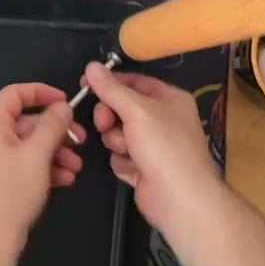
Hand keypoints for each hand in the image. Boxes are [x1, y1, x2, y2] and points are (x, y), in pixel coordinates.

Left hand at [0, 83, 86, 261]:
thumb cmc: (10, 192)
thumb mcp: (37, 154)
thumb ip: (52, 125)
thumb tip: (62, 106)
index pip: (15, 93)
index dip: (42, 92)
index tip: (67, 101)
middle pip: (25, 121)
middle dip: (56, 130)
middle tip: (81, 140)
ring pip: (28, 145)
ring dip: (55, 152)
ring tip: (76, 167)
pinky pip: (23, 163)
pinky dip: (44, 167)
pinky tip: (65, 179)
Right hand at [85, 63, 225, 233]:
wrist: (179, 199)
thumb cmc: (164, 146)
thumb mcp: (136, 110)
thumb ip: (111, 89)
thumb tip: (91, 66)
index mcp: (170, 99)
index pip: (135, 82)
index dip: (110, 82)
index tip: (85, 84)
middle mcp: (163, 119)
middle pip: (122, 108)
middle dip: (111, 117)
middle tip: (104, 123)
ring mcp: (154, 145)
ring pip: (118, 133)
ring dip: (117, 141)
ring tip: (127, 150)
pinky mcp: (144, 168)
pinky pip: (121, 156)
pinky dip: (123, 161)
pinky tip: (134, 169)